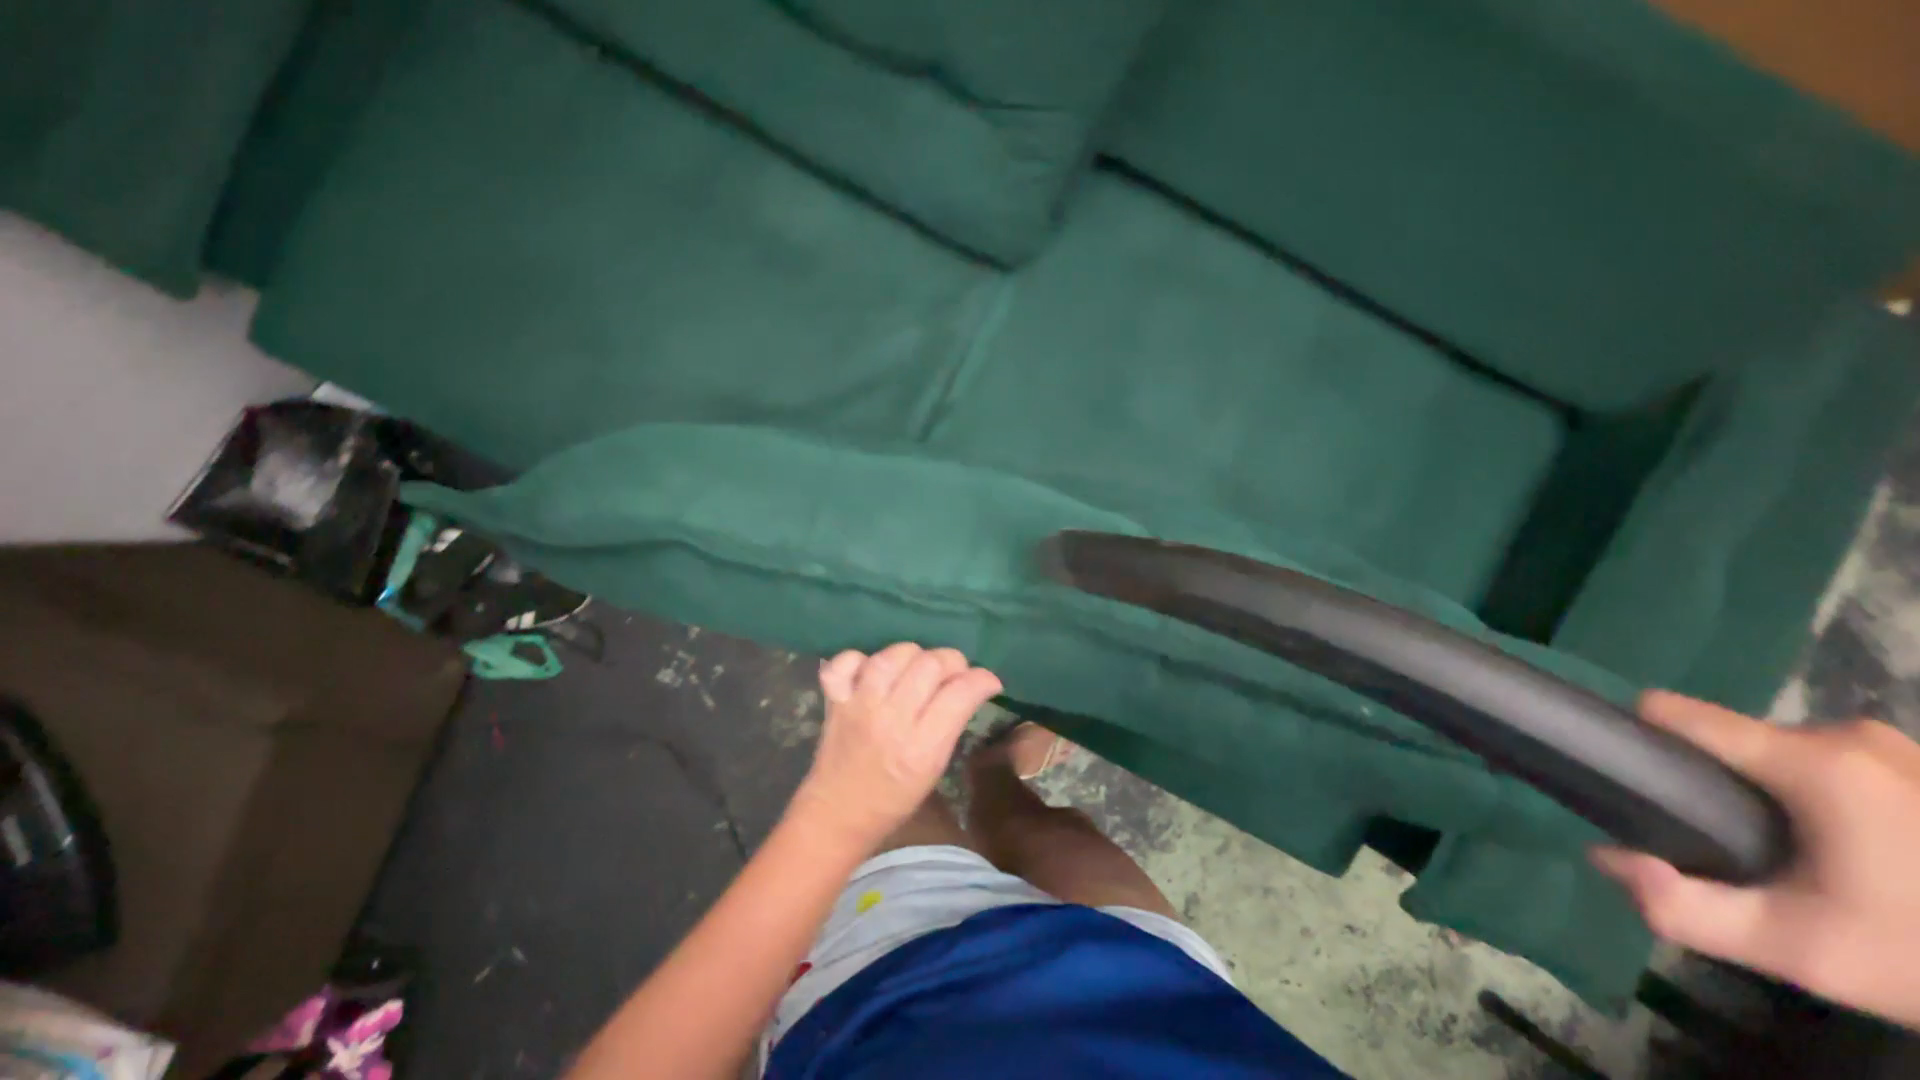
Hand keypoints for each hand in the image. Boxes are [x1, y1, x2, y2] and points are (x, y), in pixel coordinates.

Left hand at [788, 644, 1001, 848]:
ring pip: (892, 655)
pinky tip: (872, 670)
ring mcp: (859, 706)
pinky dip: (860, 659)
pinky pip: (846, 662)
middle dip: (952, 661)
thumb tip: (972, 687)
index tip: (988, 682)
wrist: (838, 813)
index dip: (982, 679)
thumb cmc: (894, 798)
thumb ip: (951, 725)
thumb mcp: (935, 768)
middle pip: (929, 664)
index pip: (960, 693)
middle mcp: (891, 720)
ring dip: (913, 654)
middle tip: (953, 674)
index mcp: (922, 748)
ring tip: (917, 668)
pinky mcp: (835, 700)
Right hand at [1592, 691, 1919, 1027]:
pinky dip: (1817, 804)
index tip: (1636, 793)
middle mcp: (1848, 733)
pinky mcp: (1919, 763)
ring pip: (1781, 758)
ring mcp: (1893, 745)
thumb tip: (1606, 857)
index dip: (1639, 745)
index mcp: (1811, 761)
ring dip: (1770, 802)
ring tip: (1803, 868)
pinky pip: (1829, 766)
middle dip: (1719, 796)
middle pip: (1730, 744)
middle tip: (1747, 865)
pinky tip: (1855, 861)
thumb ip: (1683, 908)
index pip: (1676, 714)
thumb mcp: (1796, 951)